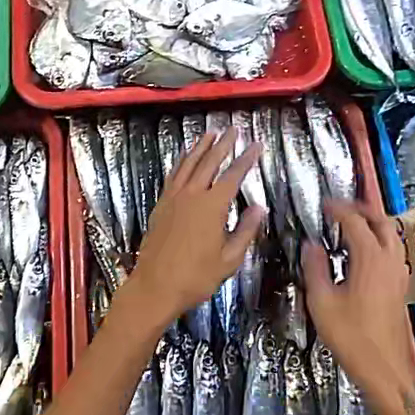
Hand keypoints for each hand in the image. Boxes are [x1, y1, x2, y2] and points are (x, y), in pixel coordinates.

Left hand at [120, 128, 266, 336]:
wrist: (155, 285)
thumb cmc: (196, 277)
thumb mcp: (229, 259)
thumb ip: (245, 231)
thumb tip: (258, 207)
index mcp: (212, 207)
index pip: (233, 175)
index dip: (246, 158)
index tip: (256, 144)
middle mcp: (191, 196)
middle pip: (209, 162)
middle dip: (222, 144)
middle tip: (233, 129)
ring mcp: (172, 198)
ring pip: (187, 164)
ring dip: (199, 147)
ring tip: (209, 133)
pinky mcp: (160, 205)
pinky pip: (172, 175)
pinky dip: (181, 162)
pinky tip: (184, 158)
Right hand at [302, 198, 414, 414]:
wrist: (386, 370)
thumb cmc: (352, 338)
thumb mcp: (321, 302)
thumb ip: (315, 269)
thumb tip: (311, 247)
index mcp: (371, 260)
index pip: (356, 222)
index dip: (339, 209)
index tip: (325, 204)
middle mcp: (391, 262)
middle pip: (383, 222)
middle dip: (362, 208)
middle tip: (340, 207)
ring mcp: (400, 275)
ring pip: (393, 236)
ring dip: (374, 223)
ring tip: (353, 222)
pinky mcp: (402, 288)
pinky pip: (394, 251)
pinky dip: (380, 240)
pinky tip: (364, 252)